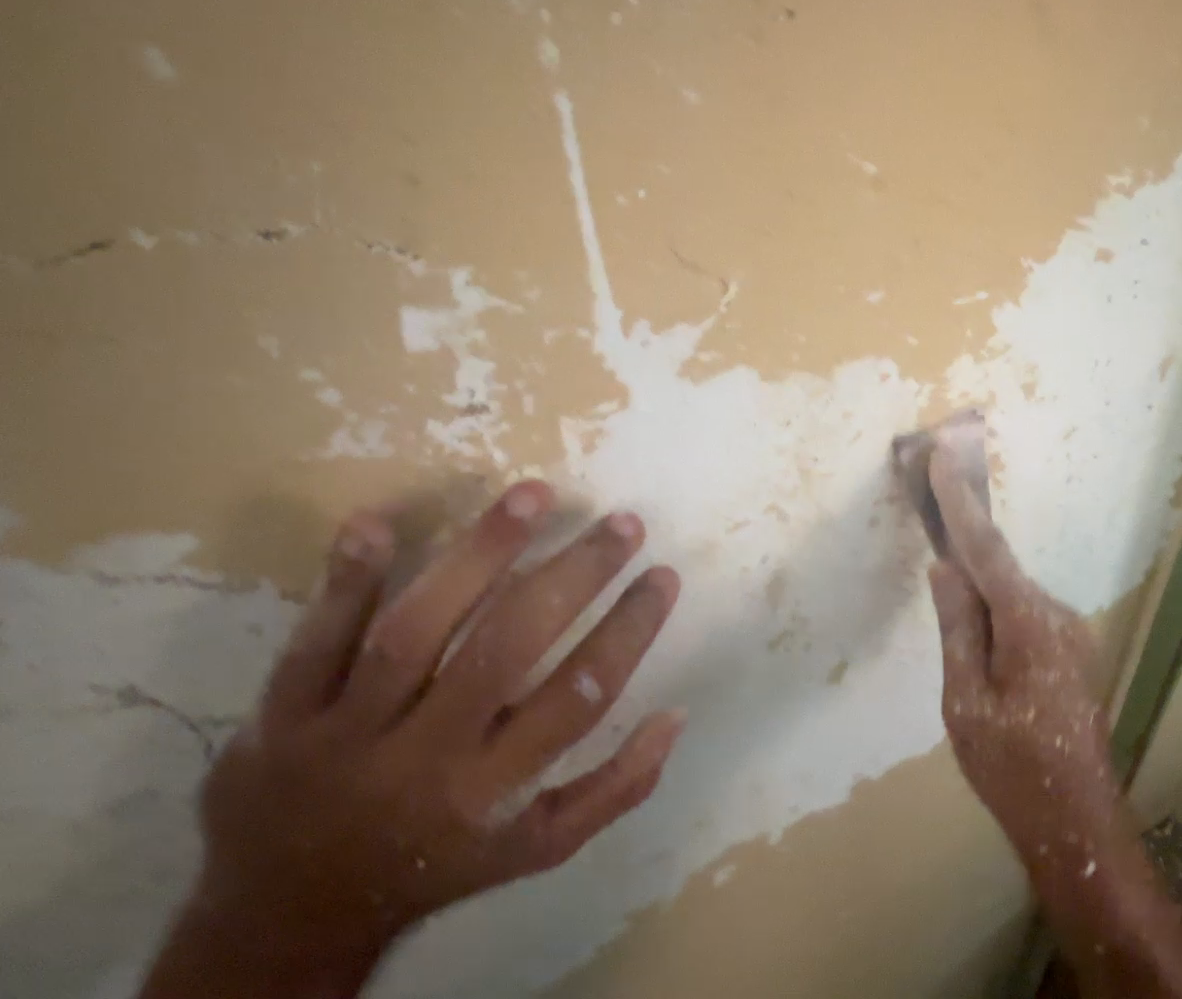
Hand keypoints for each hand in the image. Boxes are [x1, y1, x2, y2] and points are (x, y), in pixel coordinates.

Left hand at [141, 482, 685, 998]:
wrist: (286, 913)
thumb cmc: (437, 865)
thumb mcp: (538, 848)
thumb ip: (614, 789)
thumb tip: (675, 715)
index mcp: (493, 788)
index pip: (577, 697)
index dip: (629, 630)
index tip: (662, 575)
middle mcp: (426, 754)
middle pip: (507, 649)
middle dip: (574, 576)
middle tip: (622, 524)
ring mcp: (347, 729)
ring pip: (416, 629)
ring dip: (478, 554)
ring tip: (534, 495)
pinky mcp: (281, 712)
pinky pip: (314, 639)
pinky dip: (344, 579)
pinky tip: (376, 520)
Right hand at [923, 447, 1119, 856]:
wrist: (1076, 819)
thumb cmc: (1012, 767)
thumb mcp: (965, 701)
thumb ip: (957, 629)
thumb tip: (946, 568)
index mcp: (1030, 624)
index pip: (986, 551)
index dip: (960, 503)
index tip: (943, 454)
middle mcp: (1058, 616)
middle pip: (1000, 570)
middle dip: (964, 545)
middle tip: (930, 511)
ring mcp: (1070, 634)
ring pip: (1011, 596)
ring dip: (978, 588)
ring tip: (942, 598)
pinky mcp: (1071, 653)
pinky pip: (1024, 617)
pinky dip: (996, 613)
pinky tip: (976, 638)